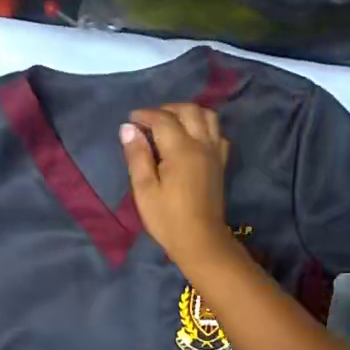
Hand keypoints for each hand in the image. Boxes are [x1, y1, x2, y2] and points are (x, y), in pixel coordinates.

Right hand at [121, 103, 234, 269]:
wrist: (200, 240)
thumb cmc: (167, 218)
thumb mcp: (145, 189)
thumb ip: (137, 156)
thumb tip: (128, 128)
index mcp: (181, 149)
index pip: (163, 119)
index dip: (145, 115)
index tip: (130, 120)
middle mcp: (202, 144)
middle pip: (189, 111)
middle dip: (167, 109)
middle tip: (148, 120)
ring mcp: (215, 152)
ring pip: (207, 117)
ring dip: (188, 113)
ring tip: (170, 124)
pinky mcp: (221, 163)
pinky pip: (217, 133)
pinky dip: (203, 127)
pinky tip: (191, 138)